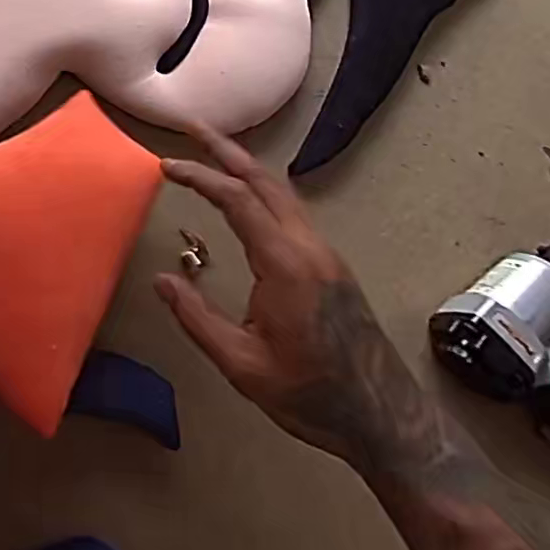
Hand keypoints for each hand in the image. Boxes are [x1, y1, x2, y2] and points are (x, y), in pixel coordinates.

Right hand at [152, 130, 426, 472]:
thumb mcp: (242, 364)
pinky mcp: (329, 264)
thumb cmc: (311, 395)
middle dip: (226, 149)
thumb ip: (196, 318)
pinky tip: (246, 194)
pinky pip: (291, 209)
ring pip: (282, 192)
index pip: (237, 200)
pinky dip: (261, 187)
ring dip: (245, 165)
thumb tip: (160, 280)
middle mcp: (308, 247)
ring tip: (214, 150)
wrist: (388, 422)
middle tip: (193, 126)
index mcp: (285, 264)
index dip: (200, 176)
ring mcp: (324, 253)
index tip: (167, 166)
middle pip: (265, 180)